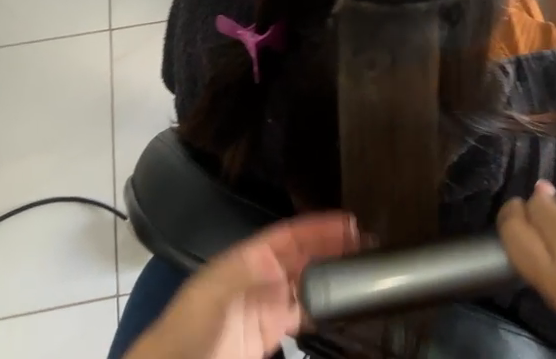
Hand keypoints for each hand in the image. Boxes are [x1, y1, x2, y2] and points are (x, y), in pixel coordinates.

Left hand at [125, 212, 358, 358]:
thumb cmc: (189, 329)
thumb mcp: (216, 295)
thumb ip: (250, 277)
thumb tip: (286, 268)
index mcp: (245, 259)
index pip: (288, 235)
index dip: (317, 227)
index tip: (347, 222)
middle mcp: (260, 277)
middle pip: (302, 257)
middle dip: (331, 249)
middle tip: (366, 245)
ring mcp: (266, 306)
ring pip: (306, 285)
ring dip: (331, 278)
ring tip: (361, 273)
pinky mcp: (271, 333)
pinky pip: (302, 316)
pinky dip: (321, 311)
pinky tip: (339, 309)